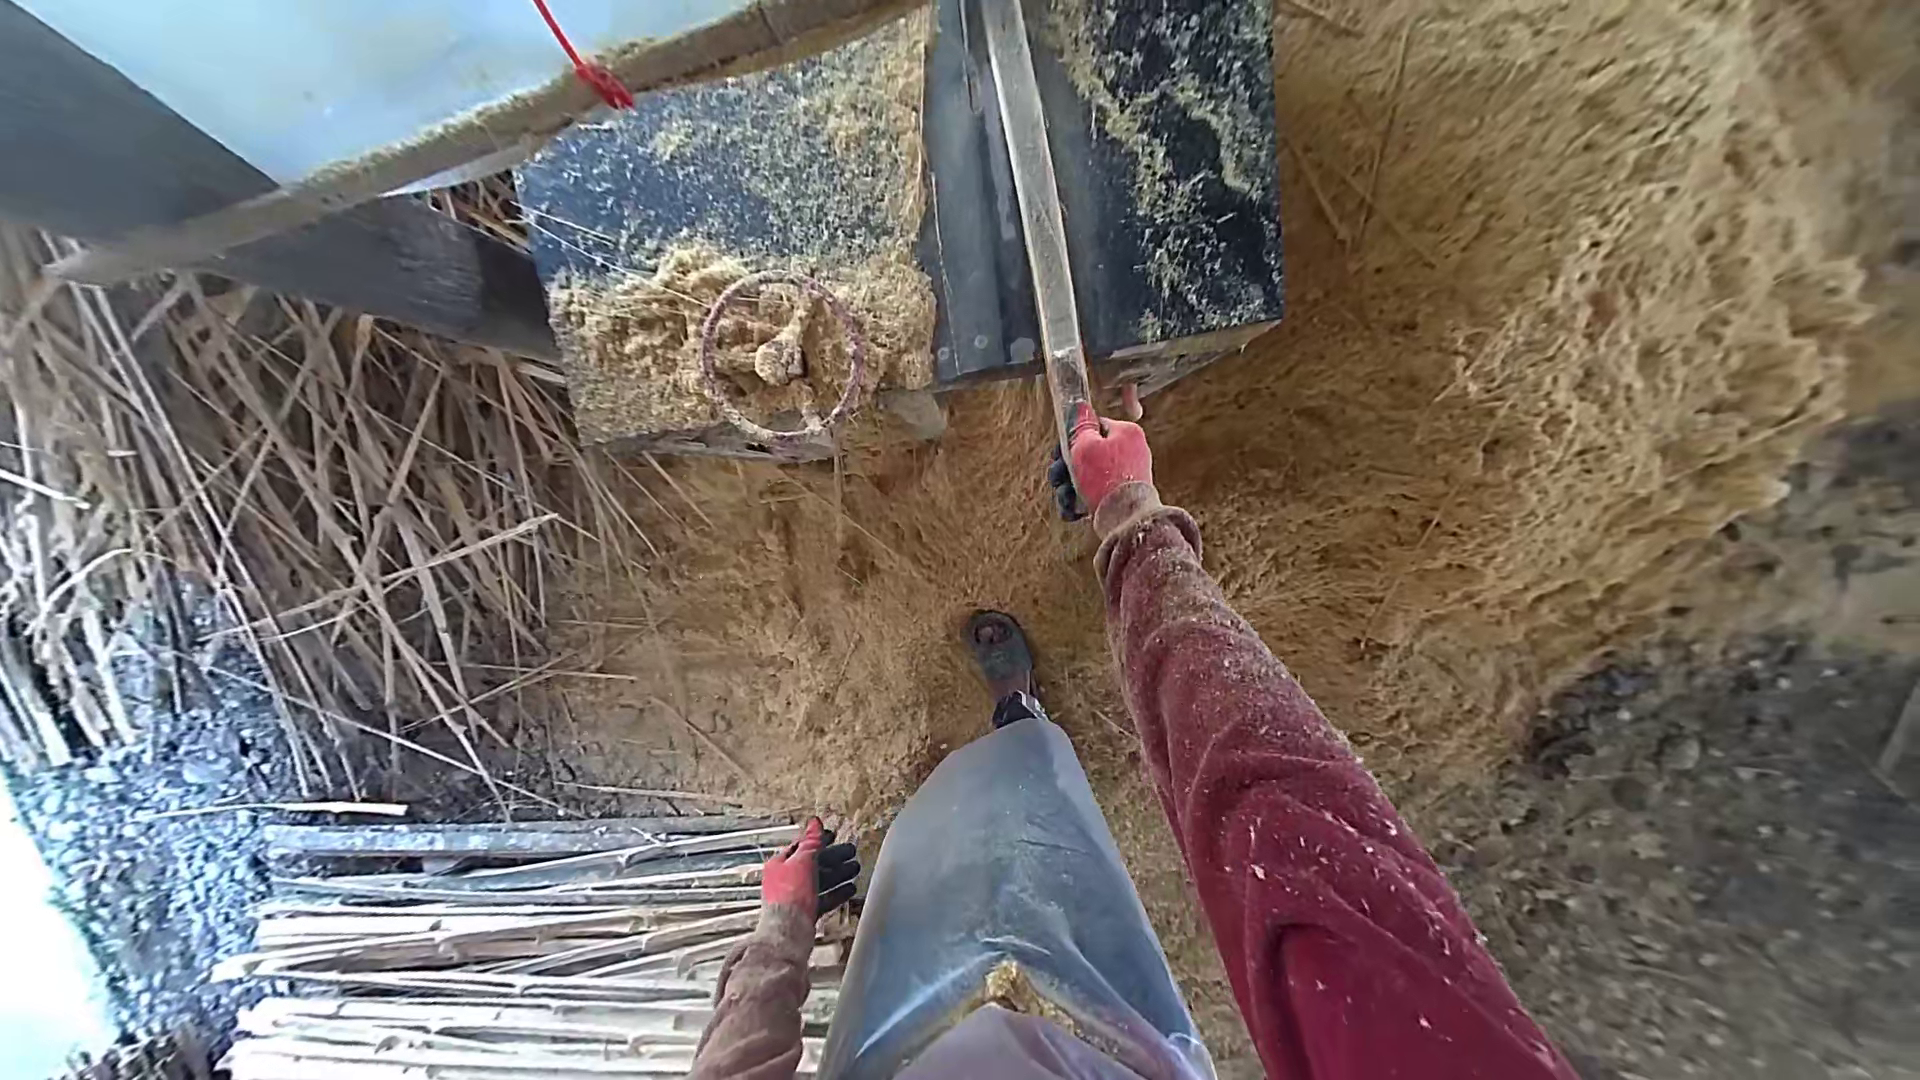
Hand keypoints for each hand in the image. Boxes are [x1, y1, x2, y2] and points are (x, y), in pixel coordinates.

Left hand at [760, 817, 859, 916]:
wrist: (788, 934)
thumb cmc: (790, 896)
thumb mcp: (804, 860)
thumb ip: (811, 841)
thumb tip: (814, 823)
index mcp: (780, 865)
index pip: (801, 846)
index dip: (817, 839)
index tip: (832, 835)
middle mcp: (786, 880)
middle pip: (814, 863)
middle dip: (834, 857)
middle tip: (850, 851)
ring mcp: (796, 897)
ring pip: (821, 881)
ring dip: (839, 873)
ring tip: (854, 868)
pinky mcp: (805, 913)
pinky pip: (824, 899)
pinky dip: (837, 893)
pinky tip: (849, 889)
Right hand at [1049, 404, 1152, 521]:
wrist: (1125, 518)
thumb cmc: (1105, 480)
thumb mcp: (1085, 446)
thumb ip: (1080, 427)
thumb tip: (1080, 405)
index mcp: (1126, 432)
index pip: (1093, 426)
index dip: (1071, 440)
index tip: (1059, 454)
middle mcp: (1130, 450)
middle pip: (1088, 452)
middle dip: (1066, 469)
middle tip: (1057, 480)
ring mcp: (1128, 474)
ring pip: (1089, 474)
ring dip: (1070, 487)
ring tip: (1065, 499)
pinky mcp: (1123, 495)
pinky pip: (1097, 492)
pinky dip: (1082, 500)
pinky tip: (1073, 510)